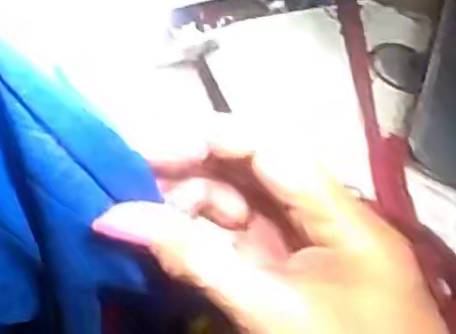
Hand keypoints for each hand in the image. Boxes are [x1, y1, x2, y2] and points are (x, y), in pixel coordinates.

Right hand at [92, 116, 446, 333]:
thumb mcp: (269, 316)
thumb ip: (190, 258)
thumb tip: (110, 216)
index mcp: (345, 221)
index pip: (268, 148)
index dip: (206, 140)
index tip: (151, 153)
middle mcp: (330, 219)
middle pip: (249, 165)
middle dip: (189, 167)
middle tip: (135, 176)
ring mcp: (310, 244)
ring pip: (238, 193)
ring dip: (190, 196)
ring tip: (147, 211)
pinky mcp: (292, 268)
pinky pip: (239, 226)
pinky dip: (201, 224)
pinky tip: (169, 231)